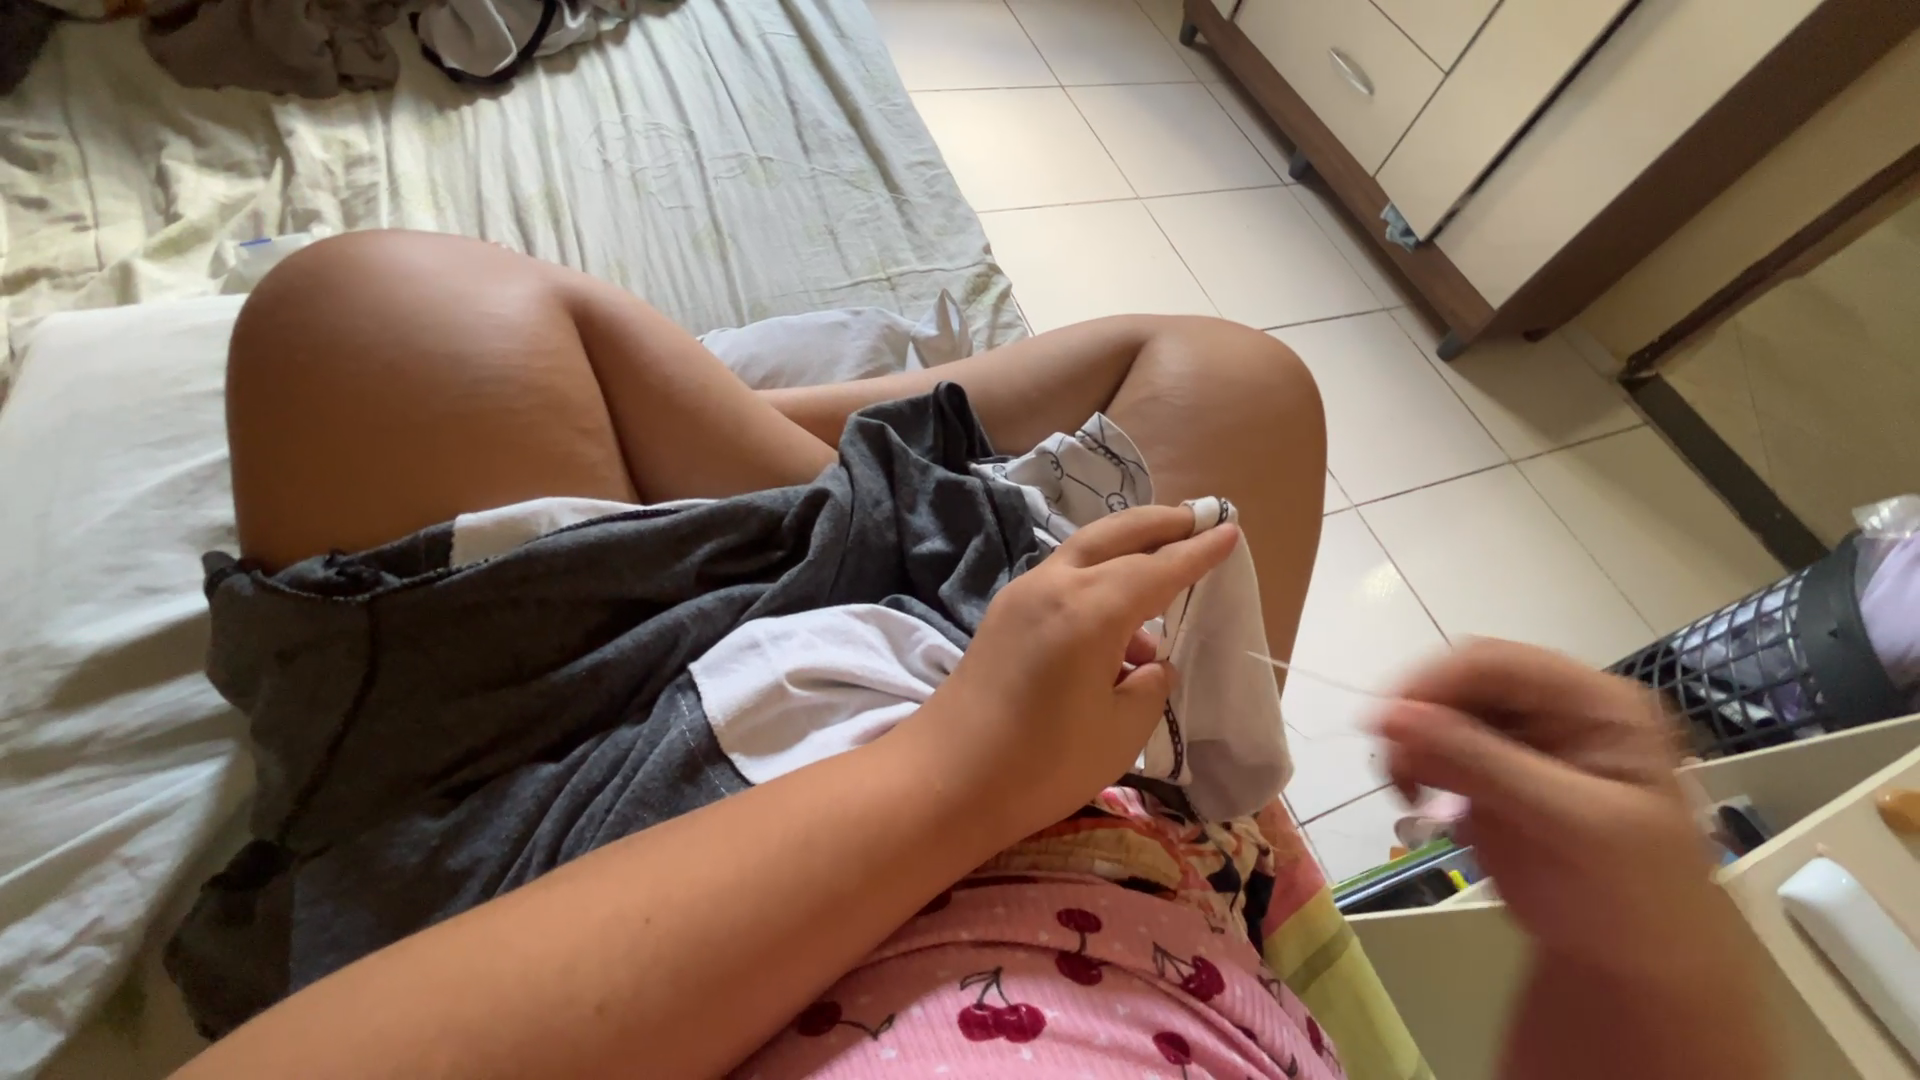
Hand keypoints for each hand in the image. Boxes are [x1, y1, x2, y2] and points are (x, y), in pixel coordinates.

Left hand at [900, 505, 1237, 838]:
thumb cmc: (1041, 765)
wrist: (945, 779)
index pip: (1157, 569)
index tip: (1230, 530)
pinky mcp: (1002, 615)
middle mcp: (1054, 586)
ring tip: (1161, 578)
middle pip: (1113, 535)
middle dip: (1158, 523)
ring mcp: (1021, 596)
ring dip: (1124, 552)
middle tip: (1194, 518)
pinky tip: (1116, 626)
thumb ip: (1147, 688)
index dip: (1197, 553)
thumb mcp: (1119, 732)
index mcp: (1090, 610)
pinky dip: (1094, 581)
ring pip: (1083, 552)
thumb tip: (1150, 664)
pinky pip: (1061, 580)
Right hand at [1374, 640, 1725, 976]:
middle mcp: (1553, 707)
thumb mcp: (1565, 824)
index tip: (1388, 727)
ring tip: (1406, 793)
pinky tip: (1415, 798)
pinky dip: (1409, 763)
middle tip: (1393, 768)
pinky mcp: (1485, 766)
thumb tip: (1390, 715)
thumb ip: (1479, 763)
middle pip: (1458, 680)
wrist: (1637, 971)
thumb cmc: (1628, 899)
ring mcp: (1518, 737)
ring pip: (1435, 709)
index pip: (1495, 662)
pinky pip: (1429, 743)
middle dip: (1417, 717)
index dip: (1434, 683)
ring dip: (1407, 743)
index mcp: (1595, 704)